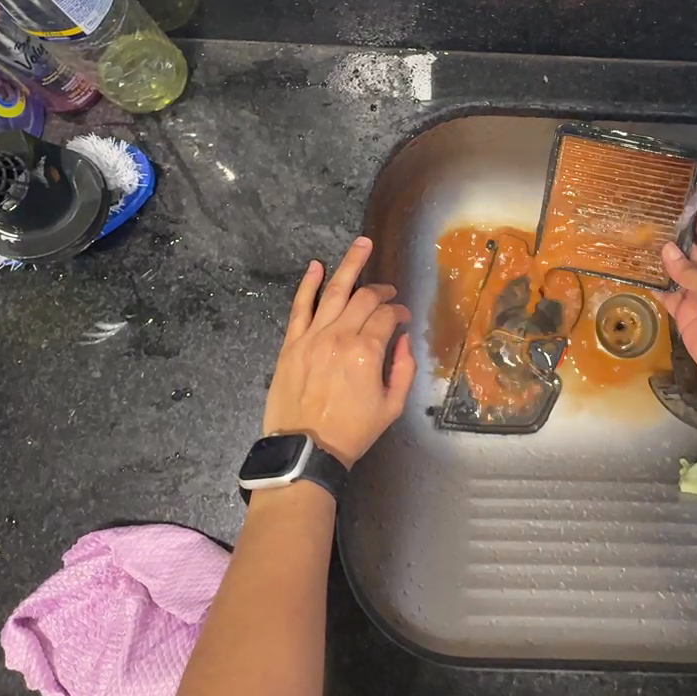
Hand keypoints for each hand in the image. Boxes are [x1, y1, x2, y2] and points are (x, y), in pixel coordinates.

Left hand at [262, 236, 415, 466]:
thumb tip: (403, 342)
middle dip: (381, 291)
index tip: (403, 319)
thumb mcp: (392, 406)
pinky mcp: (292, 343)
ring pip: (335, 291)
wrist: (305, 451)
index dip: (399, 312)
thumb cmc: (353, 431)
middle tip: (388, 292)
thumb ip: (404, 370)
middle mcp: (340, 336)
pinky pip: (300, 306)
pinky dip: (309, 283)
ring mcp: (312, 337)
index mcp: (367, 352)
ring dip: (350, 264)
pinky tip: (317, 266)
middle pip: (364, 298)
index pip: (387, 317)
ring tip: (362, 244)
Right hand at [656, 210, 696, 404]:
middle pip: (690, 253)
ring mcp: (696, 296)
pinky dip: (654, 287)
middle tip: (649, 221)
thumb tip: (666, 250)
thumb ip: (690, 272)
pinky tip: (638, 274)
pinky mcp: (683, 315)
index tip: (684, 203)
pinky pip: (667, 296)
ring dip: (660, 261)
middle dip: (674, 239)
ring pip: (675, 273)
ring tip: (638, 243)